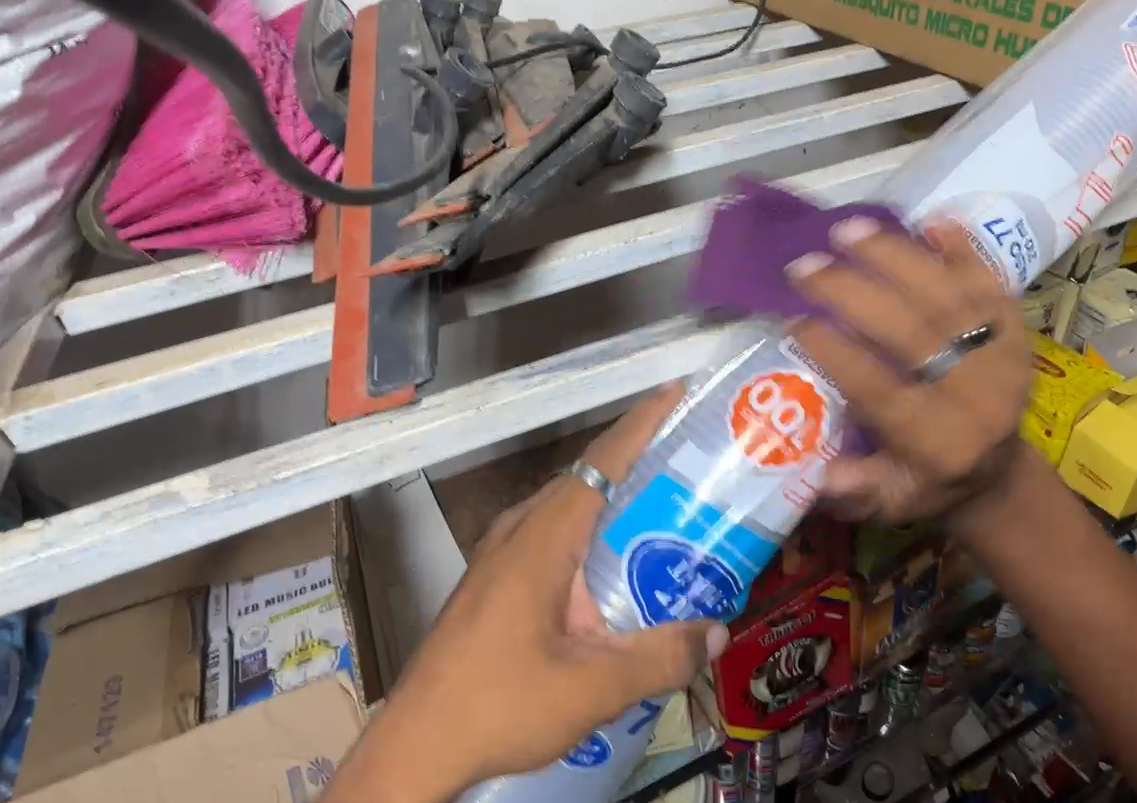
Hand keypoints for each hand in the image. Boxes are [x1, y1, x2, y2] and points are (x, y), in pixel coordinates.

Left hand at [326, 388, 727, 802]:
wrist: (418, 742)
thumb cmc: (501, 702)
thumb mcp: (593, 687)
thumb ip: (660, 656)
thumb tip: (718, 632)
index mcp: (543, 536)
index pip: (601, 460)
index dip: (642, 423)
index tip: (678, 393)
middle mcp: (519, 529)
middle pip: (587, 478)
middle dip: (639, 463)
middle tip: (694, 465)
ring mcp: (500, 552)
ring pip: (567, 508)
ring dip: (613, 502)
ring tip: (667, 513)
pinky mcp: (494, 578)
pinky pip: (551, 534)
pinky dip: (590, 533)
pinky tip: (614, 568)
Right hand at [784, 215, 1032, 523]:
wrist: (998, 473)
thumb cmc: (927, 484)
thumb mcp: (889, 504)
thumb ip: (857, 492)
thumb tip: (819, 475)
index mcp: (939, 443)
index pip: (882, 389)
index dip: (836, 352)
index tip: (792, 320)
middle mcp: (976, 396)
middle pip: (914, 333)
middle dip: (854, 293)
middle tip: (804, 266)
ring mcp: (1003, 359)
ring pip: (949, 298)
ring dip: (898, 258)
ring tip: (849, 230)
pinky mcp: (1019, 334)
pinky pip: (993, 285)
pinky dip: (964, 250)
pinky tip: (931, 220)